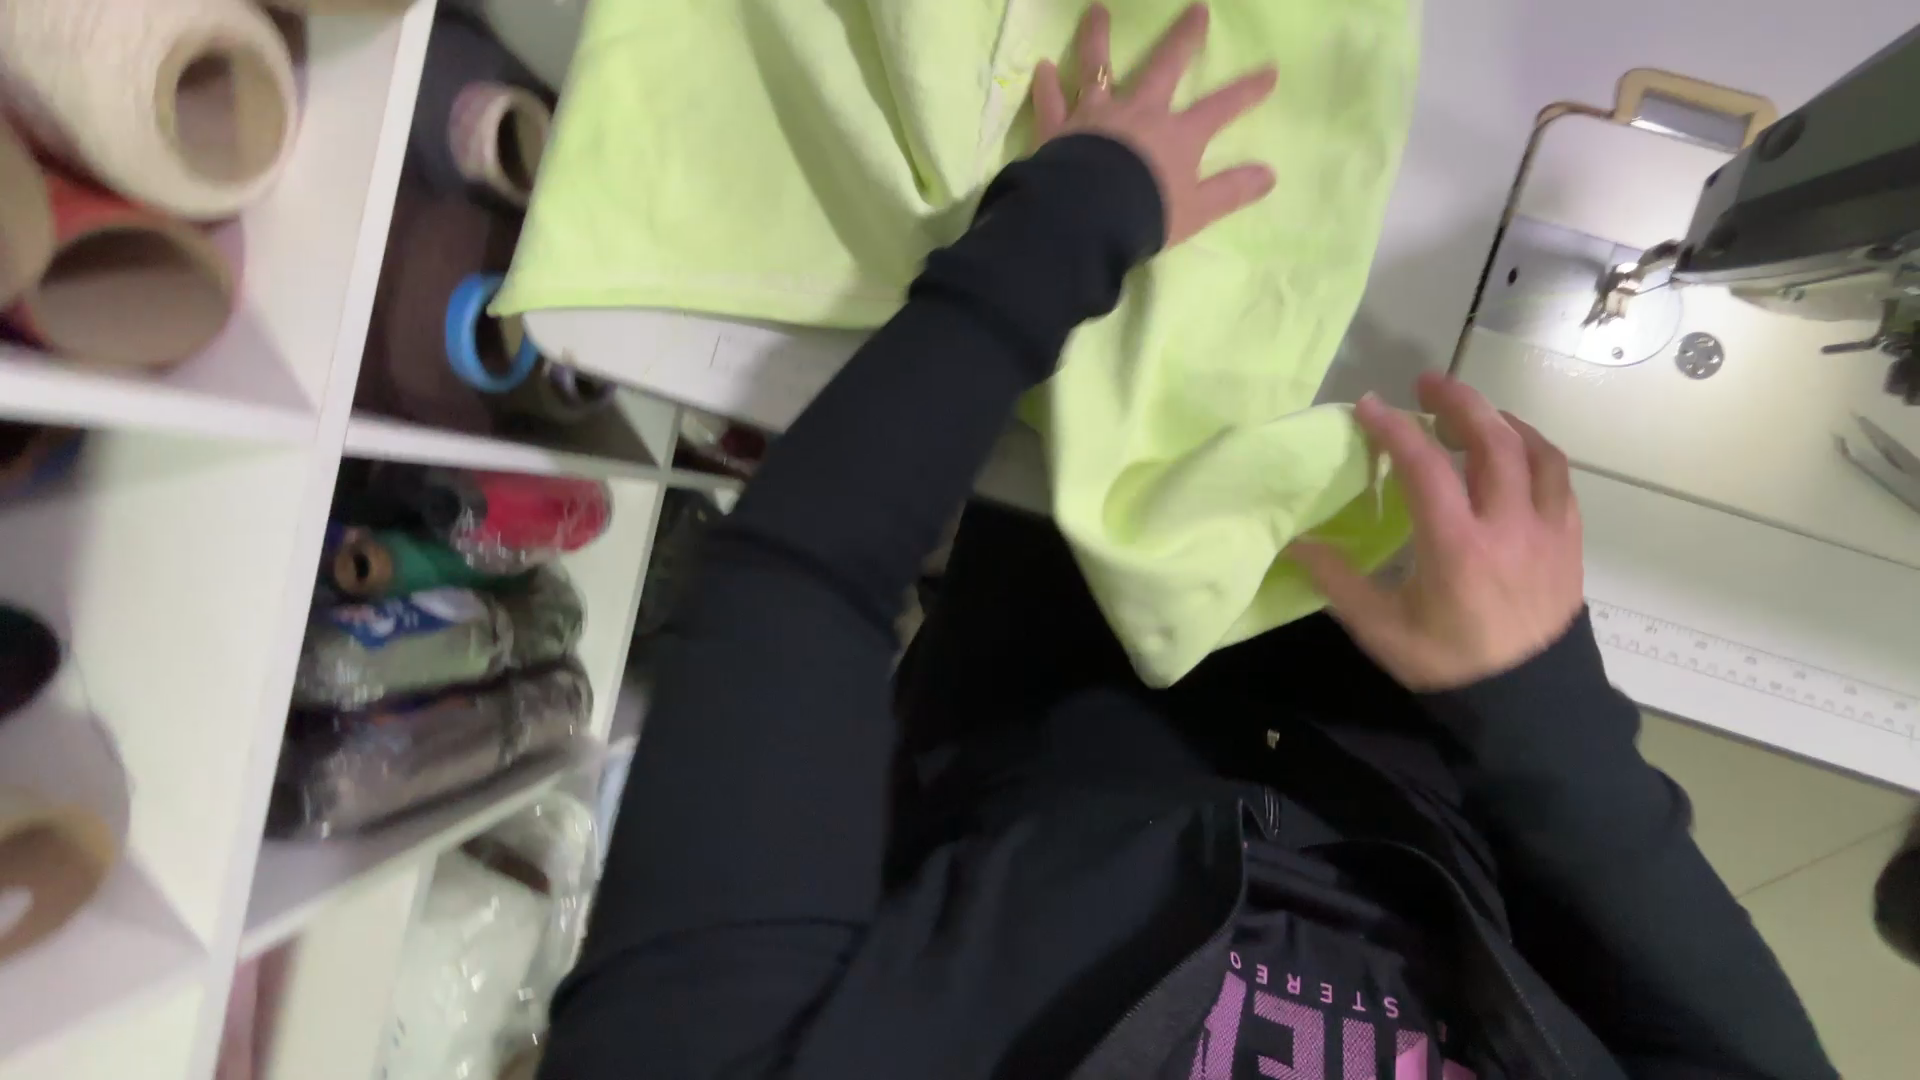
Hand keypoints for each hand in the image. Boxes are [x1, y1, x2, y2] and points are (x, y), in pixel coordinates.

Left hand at [1030, 3, 1277, 247]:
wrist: (1087, 219)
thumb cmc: (1144, 215)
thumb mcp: (1195, 211)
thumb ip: (1229, 192)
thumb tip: (1270, 175)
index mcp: (1176, 136)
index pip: (1220, 109)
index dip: (1245, 92)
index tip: (1269, 72)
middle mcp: (1139, 113)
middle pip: (1164, 68)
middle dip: (1183, 39)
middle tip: (1196, 10)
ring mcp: (1097, 117)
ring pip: (1098, 69)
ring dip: (1097, 38)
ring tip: (1095, 11)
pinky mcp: (1059, 131)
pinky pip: (1051, 104)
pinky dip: (1046, 86)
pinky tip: (1042, 68)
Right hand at [1291, 374, 1585, 691]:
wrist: (1529, 700)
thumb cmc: (1447, 662)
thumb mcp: (1380, 628)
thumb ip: (1337, 581)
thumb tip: (1295, 542)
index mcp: (1457, 545)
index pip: (1426, 467)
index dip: (1395, 429)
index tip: (1369, 406)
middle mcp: (1508, 525)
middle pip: (1493, 441)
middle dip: (1459, 402)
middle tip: (1427, 382)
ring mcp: (1548, 530)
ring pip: (1536, 452)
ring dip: (1501, 421)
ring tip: (1472, 412)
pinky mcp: (1569, 542)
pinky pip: (1558, 479)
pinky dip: (1533, 452)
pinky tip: (1513, 454)